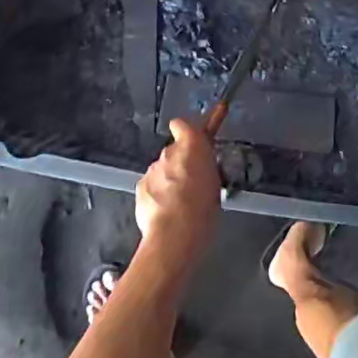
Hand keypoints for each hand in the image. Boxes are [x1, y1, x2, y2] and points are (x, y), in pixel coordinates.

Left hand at [135, 118, 219, 260]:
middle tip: (196, 178)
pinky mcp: (141, 186)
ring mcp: (153, 170)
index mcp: (193, 146)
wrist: (175, 233)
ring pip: (163, 169)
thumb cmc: (202, 209)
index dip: (188, 128)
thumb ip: (207, 168)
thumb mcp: (217, 183)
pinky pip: (152, 184)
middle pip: (175, 150)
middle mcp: (170, 153)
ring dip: (171, 178)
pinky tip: (168, 208)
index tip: (197, 129)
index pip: (184, 124)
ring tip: (183, 199)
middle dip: (183, 161)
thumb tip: (204, 169)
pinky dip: (158, 192)